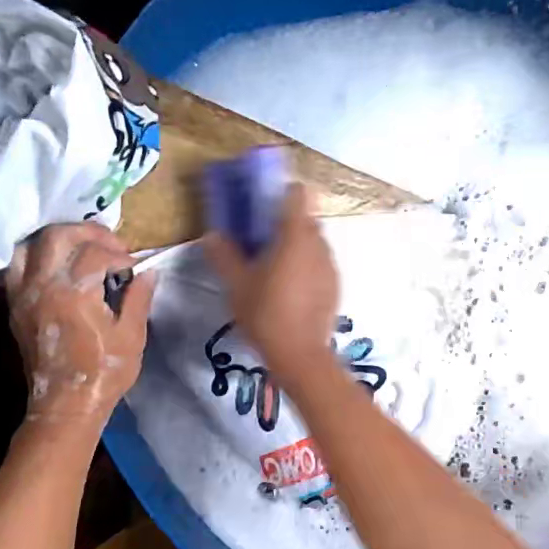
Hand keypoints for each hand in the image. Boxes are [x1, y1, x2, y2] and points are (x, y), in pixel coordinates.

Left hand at [5, 223, 155, 426]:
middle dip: (88, 232)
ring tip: (82, 248)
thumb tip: (147, 271)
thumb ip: (138, 297)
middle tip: (110, 245)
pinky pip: (18, 267)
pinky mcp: (16, 306)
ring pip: (32, 245)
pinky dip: (38, 257)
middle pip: (58, 236)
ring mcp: (24, 295)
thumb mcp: (132, 335)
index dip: (119, 253)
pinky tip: (59, 266)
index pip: (95, 252)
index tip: (133, 266)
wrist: (66, 405)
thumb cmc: (104, 373)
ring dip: (59, 239)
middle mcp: (43, 286)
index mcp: (75, 293)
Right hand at [204, 185, 339, 374]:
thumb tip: (212, 235)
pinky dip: (306, 265)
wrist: (300, 355)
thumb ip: (224, 256)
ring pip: (313, 241)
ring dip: (296, 245)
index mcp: (295, 235)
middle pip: (304, 217)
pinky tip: (289, 288)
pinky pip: (319, 262)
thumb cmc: (266, 314)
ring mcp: (331, 264)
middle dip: (284, 223)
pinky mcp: (336, 284)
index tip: (263, 206)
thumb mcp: (236, 285)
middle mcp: (318, 243)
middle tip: (261, 240)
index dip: (280, 193)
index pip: (297, 193)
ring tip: (273, 267)